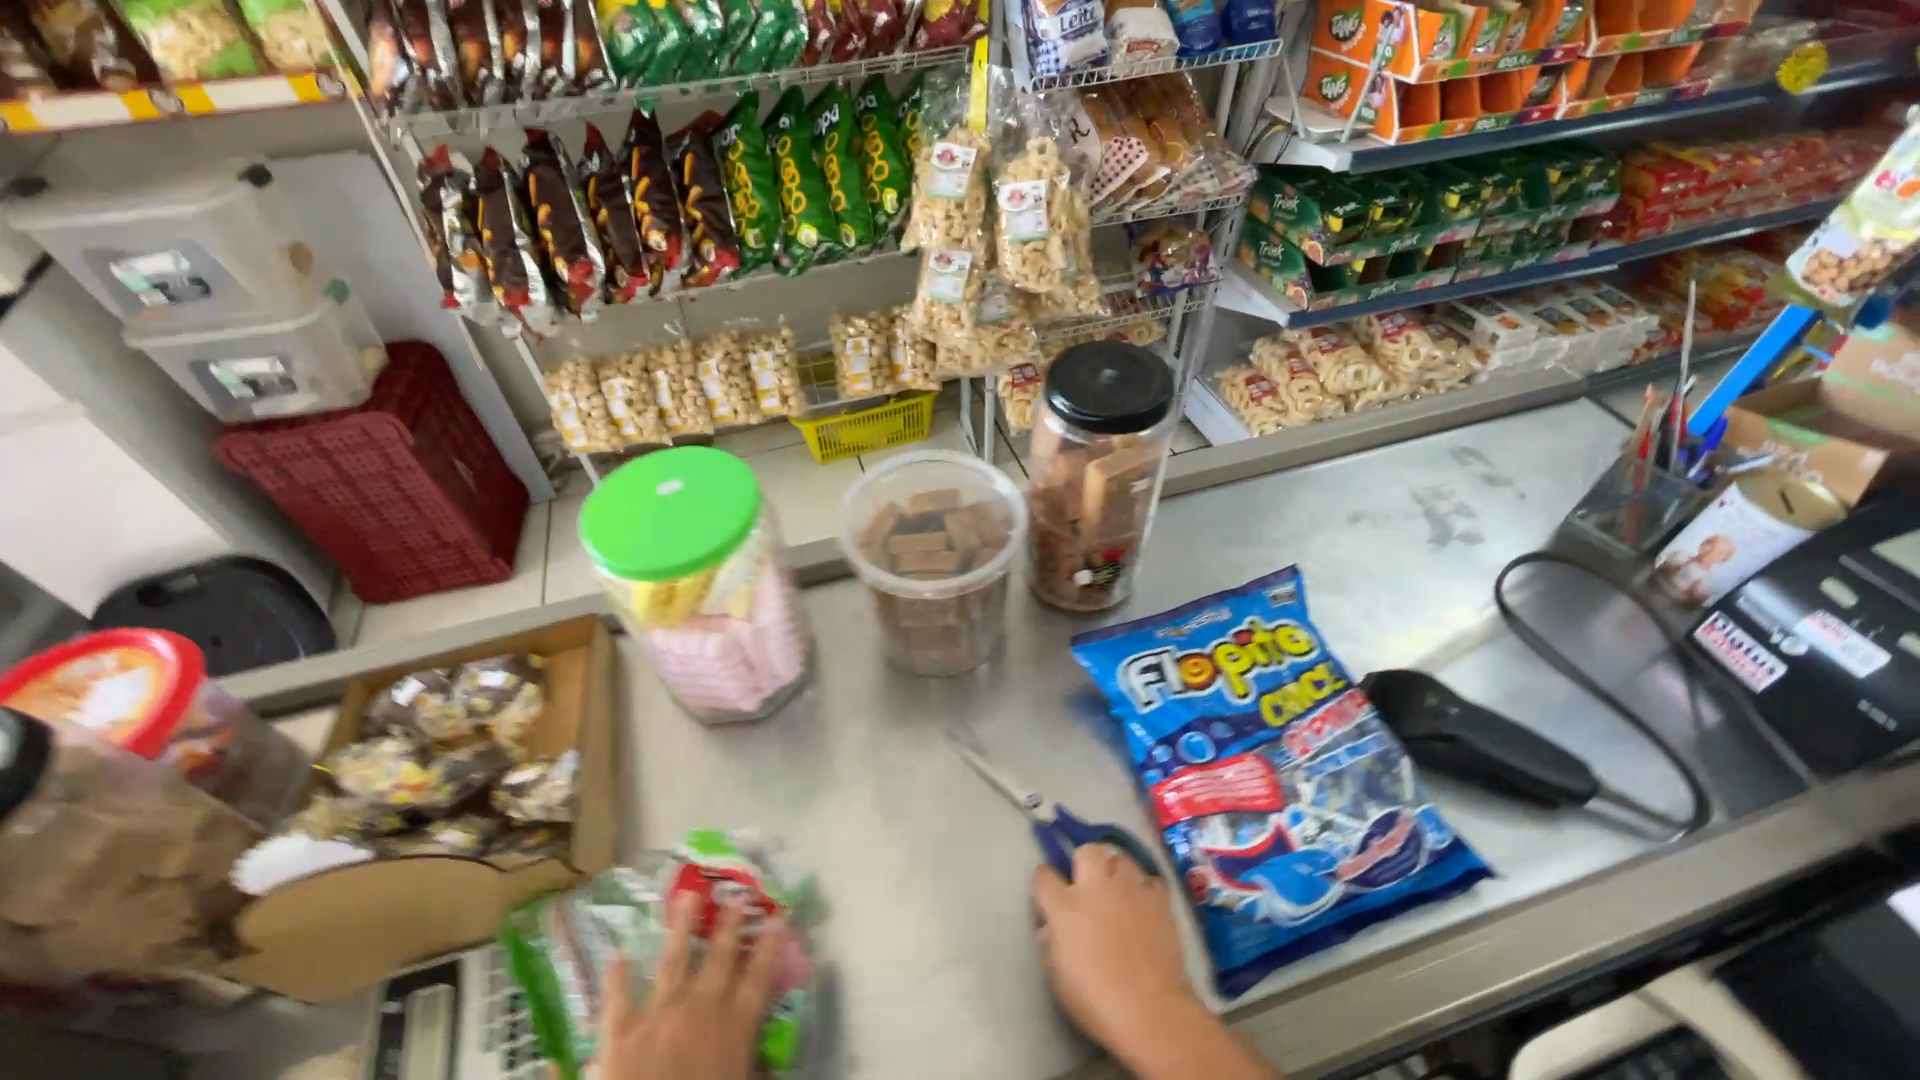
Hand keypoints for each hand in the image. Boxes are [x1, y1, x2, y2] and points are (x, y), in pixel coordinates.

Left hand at [595, 892, 786, 1079]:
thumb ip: (754, 1065)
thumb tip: (768, 1056)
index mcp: (733, 1028)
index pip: (759, 977)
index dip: (771, 944)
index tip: (779, 915)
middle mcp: (700, 1011)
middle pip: (719, 958)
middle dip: (730, 924)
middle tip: (739, 894)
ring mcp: (658, 1016)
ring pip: (672, 961)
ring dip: (681, 927)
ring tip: (688, 896)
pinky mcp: (619, 1033)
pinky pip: (617, 999)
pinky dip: (616, 976)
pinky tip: (618, 954)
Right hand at [1033, 846, 1277, 1079]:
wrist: (1148, 1010)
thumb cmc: (1094, 998)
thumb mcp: (1055, 974)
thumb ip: (1050, 940)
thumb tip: (1051, 926)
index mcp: (1065, 905)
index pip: (1044, 874)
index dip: (1044, 882)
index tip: (1048, 894)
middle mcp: (1097, 887)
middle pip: (1087, 851)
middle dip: (1084, 862)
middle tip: (1086, 885)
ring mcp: (1131, 890)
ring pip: (1122, 858)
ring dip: (1116, 871)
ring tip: (1118, 891)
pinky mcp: (1160, 900)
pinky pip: (1151, 880)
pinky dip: (1145, 888)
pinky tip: (1144, 904)